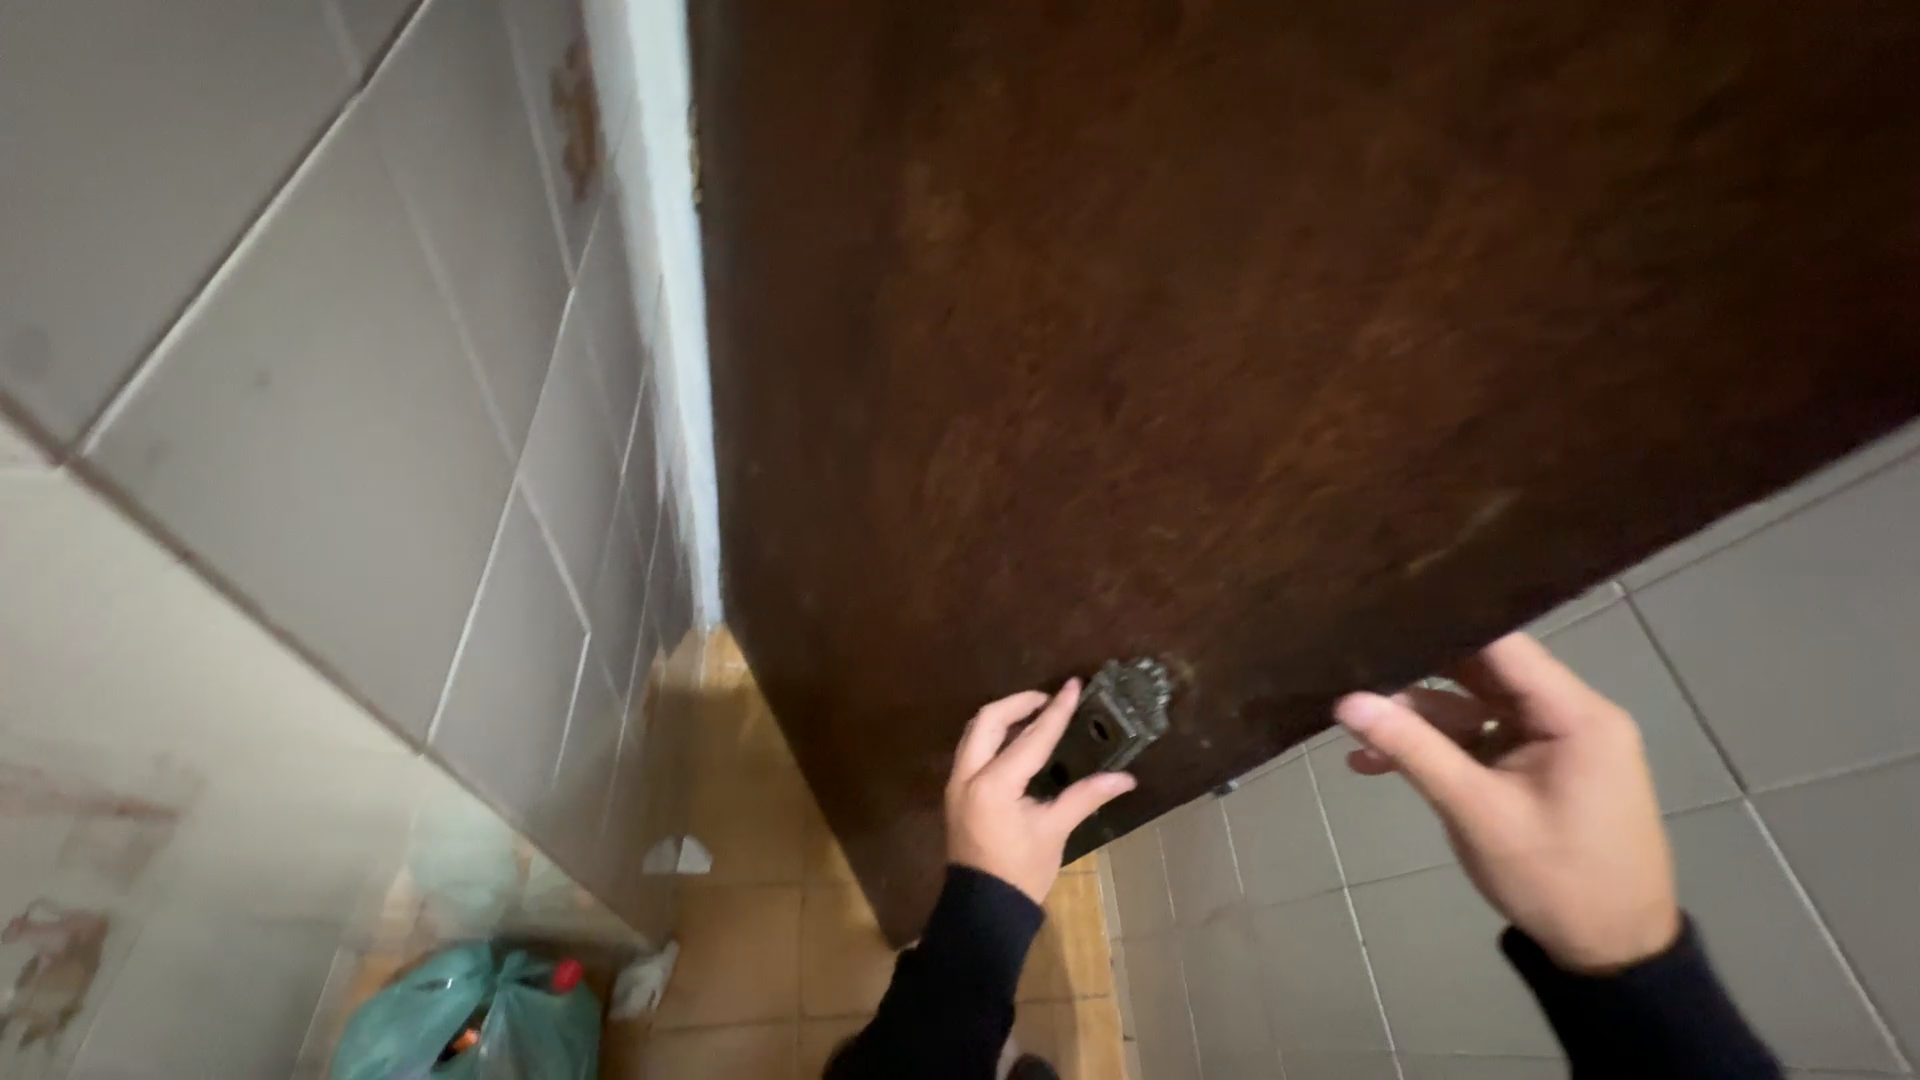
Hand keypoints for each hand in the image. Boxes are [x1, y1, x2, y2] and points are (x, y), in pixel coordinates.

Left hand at [946, 680, 1138, 903]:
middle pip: (988, 719)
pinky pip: (972, 748)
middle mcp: (968, 775)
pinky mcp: (956, 791)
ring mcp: (957, 782)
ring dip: (1003, 717)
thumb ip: (1085, 796)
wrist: (982, 908)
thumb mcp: (1054, 832)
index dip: (1055, 710)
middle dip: (1019, 703)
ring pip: (975, 731)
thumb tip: (1125, 779)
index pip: (1030, 737)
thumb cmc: (1020, 872)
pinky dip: (993, 735)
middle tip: (1048, 700)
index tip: (1072, 686)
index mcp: (994, 784)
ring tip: (1034, 713)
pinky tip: (1016, 740)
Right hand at [1336, 633, 1680, 973]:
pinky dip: (1431, 748)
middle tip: (1352, 663)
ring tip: (1354, 729)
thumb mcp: (1476, 811)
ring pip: (1469, 706)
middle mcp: (1566, 716)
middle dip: (1415, 672)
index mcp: (1575, 715)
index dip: (1442, 626)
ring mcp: (1548, 741)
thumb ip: (1411, 748)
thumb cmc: (1557, 878)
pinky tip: (1373, 763)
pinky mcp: (1531, 766)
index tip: (1380, 616)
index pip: (1502, 646)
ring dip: (1414, 719)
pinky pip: (1474, 740)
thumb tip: (1344, 702)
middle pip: (1481, 671)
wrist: (1610, 954)